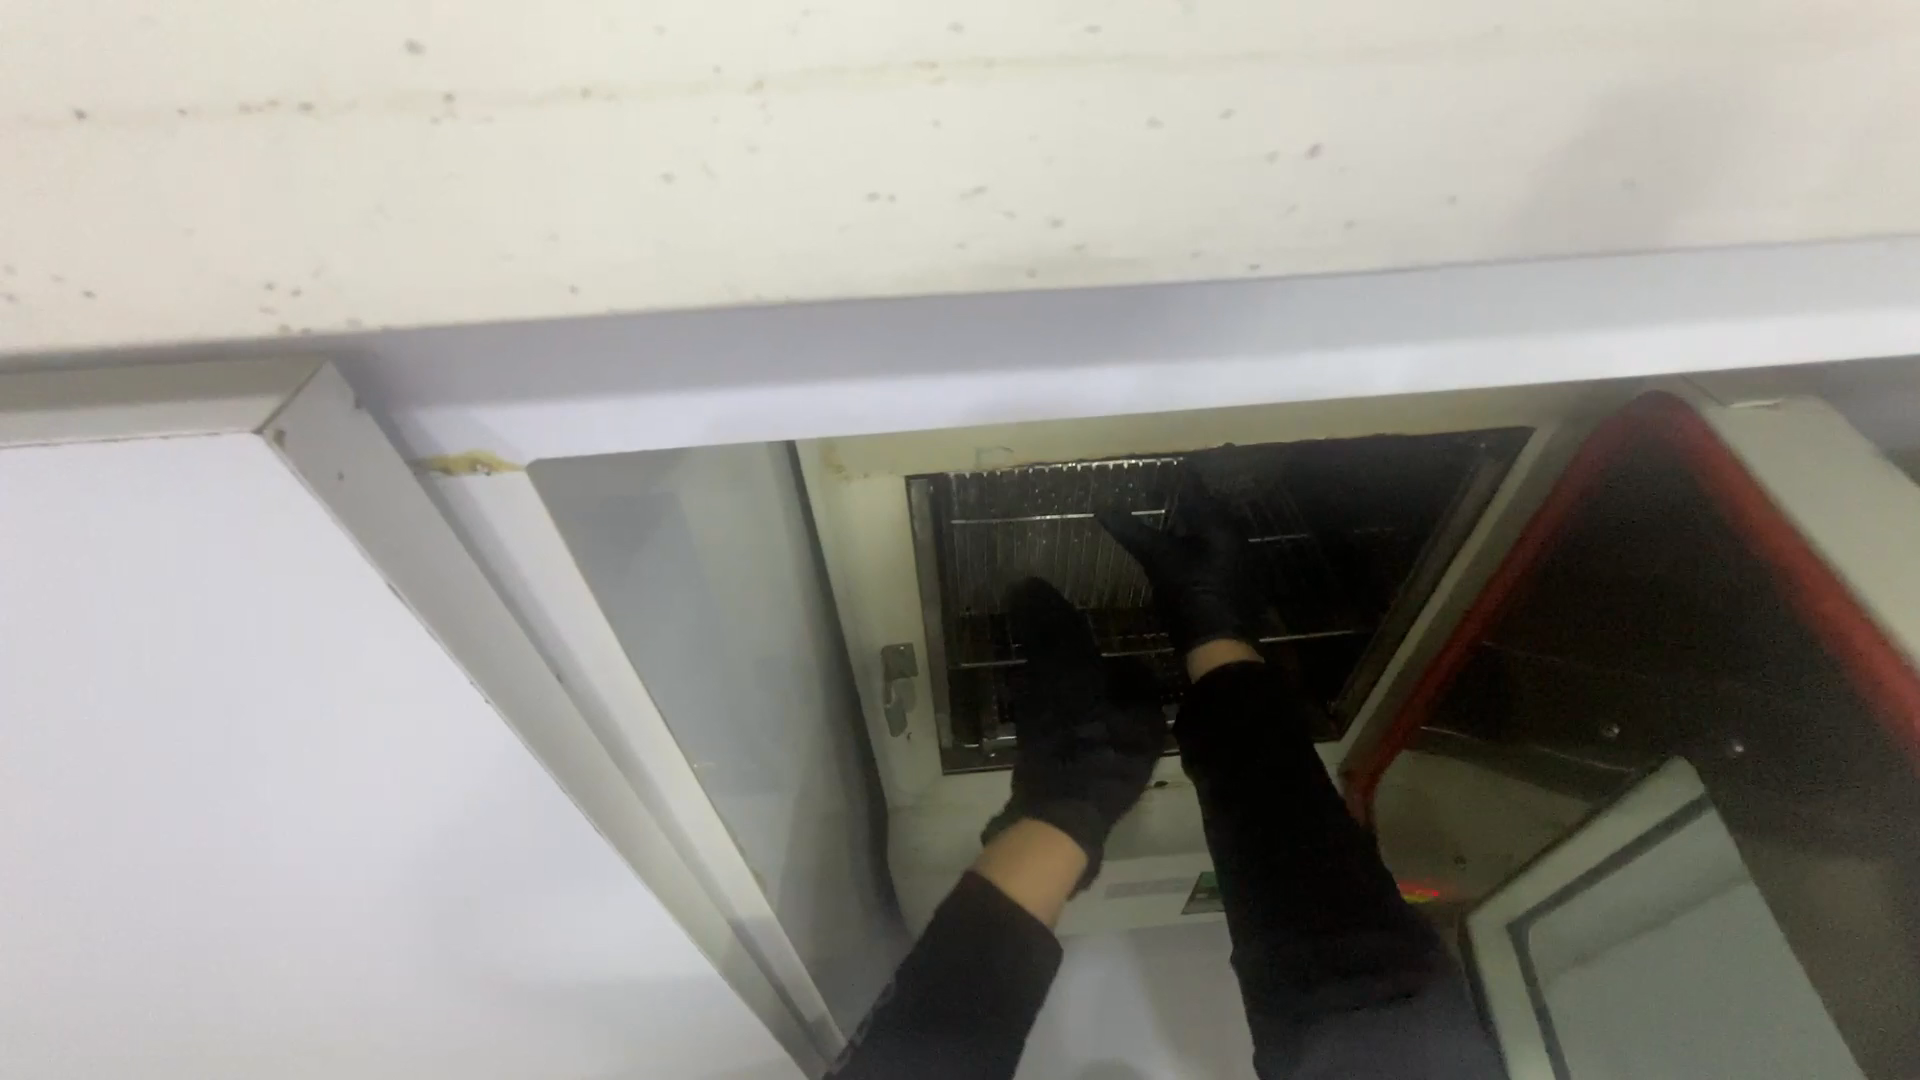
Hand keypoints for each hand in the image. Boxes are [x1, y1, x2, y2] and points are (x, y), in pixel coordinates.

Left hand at [980, 578, 1164, 892]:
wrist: (1063, 808)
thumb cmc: (1108, 759)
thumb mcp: (1142, 723)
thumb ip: (1138, 689)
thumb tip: (1131, 666)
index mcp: (1075, 669)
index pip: (1059, 626)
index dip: (1046, 603)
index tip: (1032, 583)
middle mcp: (1046, 678)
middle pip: (1037, 637)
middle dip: (1031, 614)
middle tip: (1023, 592)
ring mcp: (1032, 703)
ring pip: (1032, 660)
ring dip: (1032, 639)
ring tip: (1036, 623)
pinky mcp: (1027, 726)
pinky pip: (1033, 682)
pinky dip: (1037, 668)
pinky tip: (1045, 670)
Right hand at [1098, 471, 1266, 656]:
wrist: (1218, 644)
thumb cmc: (1189, 595)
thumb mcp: (1157, 559)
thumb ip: (1131, 531)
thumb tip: (1101, 507)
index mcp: (1220, 526)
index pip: (1199, 491)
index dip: (1184, 478)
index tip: (1172, 466)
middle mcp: (1236, 537)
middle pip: (1210, 511)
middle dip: (1189, 502)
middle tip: (1168, 494)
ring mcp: (1241, 561)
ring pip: (1214, 533)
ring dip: (1195, 526)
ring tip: (1173, 522)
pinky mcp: (1238, 582)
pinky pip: (1217, 552)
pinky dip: (1201, 547)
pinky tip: (1185, 554)